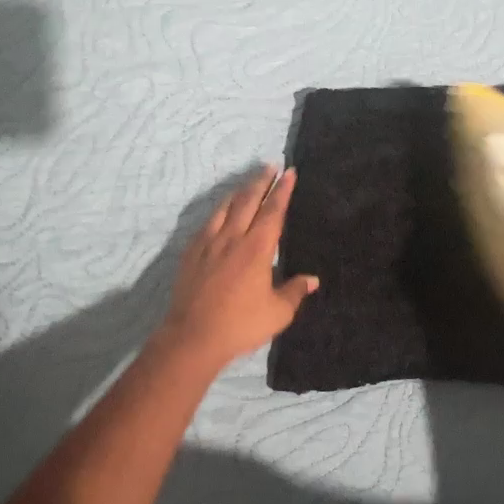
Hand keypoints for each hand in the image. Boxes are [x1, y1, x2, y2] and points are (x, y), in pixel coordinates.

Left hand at [155, 166, 317, 369]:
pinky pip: (208, 222)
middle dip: (261, 181)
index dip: (282, 190)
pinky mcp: (191, 252)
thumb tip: (313, 279)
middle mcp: (233, 237)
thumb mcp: (277, 313)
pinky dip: (219, 210)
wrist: (193, 336)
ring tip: (248, 183)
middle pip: (248, 200)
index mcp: (257, 248)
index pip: (273, 211)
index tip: (289, 172)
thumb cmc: (240, 325)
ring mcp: (208, 243)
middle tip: (271, 166)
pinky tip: (220, 212)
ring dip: (239, 191)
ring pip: (225, 207)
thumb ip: (295, 291)